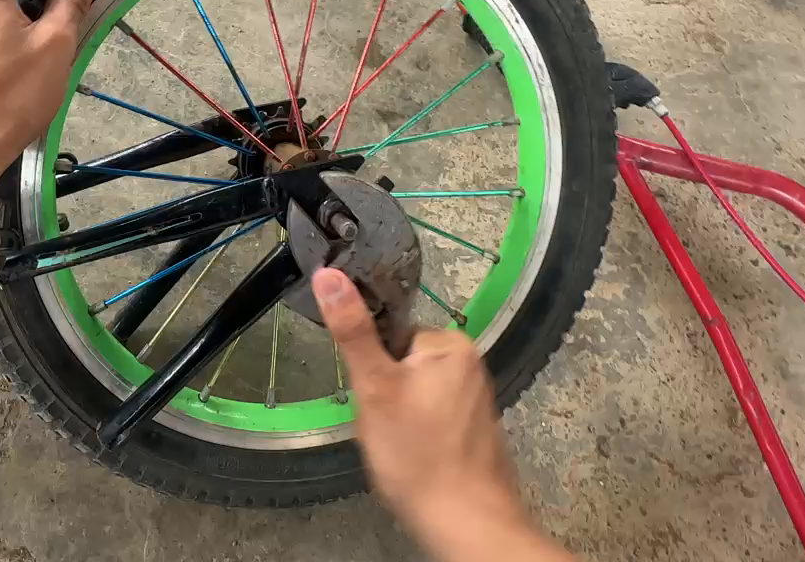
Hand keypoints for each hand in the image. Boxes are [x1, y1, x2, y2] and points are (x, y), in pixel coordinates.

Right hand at [315, 268, 566, 560]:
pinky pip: (432, 415)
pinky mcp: (475, 429)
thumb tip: (328, 274)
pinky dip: (418, 432)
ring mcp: (475, 398)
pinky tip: (416, 456)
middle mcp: (469, 363)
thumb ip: (352, 329)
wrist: (469, 530)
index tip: (373, 394)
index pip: (391, 332)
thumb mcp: (374, 387)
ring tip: (400, 444)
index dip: (373, 363)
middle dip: (385, 392)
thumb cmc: (419, 455)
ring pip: (414, 391)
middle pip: (402, 361)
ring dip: (399, 414)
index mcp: (449, 343)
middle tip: (385, 424)